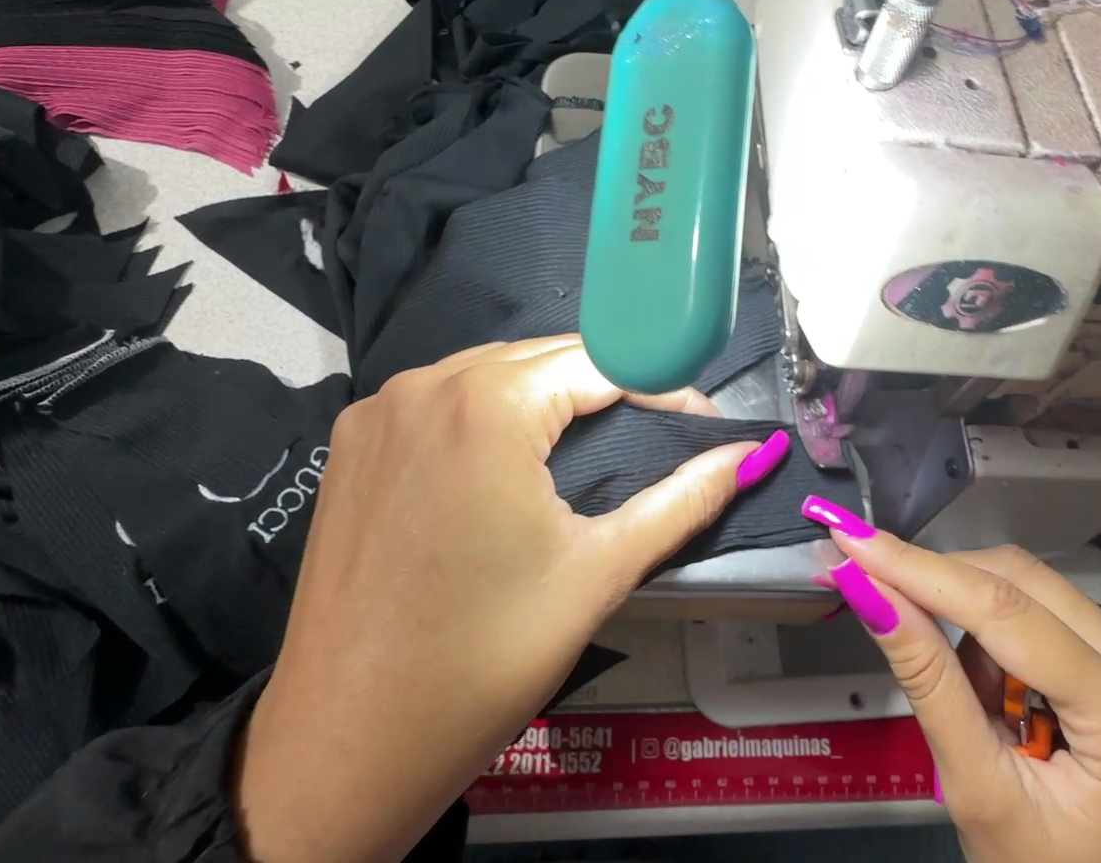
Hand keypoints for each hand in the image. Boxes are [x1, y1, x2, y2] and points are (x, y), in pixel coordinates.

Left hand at [232, 336, 782, 862]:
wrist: (349, 741)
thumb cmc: (485, 657)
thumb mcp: (598, 571)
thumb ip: (684, 500)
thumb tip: (751, 455)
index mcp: (487, 406)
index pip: (601, 362)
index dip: (662, 387)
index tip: (703, 424)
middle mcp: (424, 385)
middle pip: (541, 360)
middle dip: (608, 385)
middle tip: (659, 432)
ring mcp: (378, 410)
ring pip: (488, 373)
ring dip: (547, 395)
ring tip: (597, 441)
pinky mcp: (351, 441)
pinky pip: (439, 400)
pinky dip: (487, 411)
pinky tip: (513, 457)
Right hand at [805, 501, 1100, 862]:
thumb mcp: (977, 790)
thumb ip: (928, 682)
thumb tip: (869, 593)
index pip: (1006, 613)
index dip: (919, 569)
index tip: (851, 539)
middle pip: (1026, 583)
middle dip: (939, 581)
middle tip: (867, 580)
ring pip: (1037, 589)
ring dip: (970, 612)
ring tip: (959, 688)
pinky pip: (1053, 615)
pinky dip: (1000, 632)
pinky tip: (991, 689)